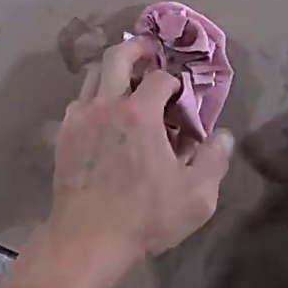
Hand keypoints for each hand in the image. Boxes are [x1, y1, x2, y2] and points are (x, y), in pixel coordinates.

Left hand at [40, 38, 234, 287]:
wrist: (86, 239)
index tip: (181, 96)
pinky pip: (78, 102)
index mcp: (140, 114)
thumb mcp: (196, 196)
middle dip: (137, 48)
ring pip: (92, 75)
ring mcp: (80, 118)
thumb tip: (223, 135)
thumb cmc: (144, 217)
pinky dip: (93, 99)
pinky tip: (103, 117)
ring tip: (126, 84)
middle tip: (151, 53)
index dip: (175, 82)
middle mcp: (107, 105)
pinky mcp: (63, 134)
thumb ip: (214, 160)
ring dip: (111, 72)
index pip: (161, 78)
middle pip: (117, 56)